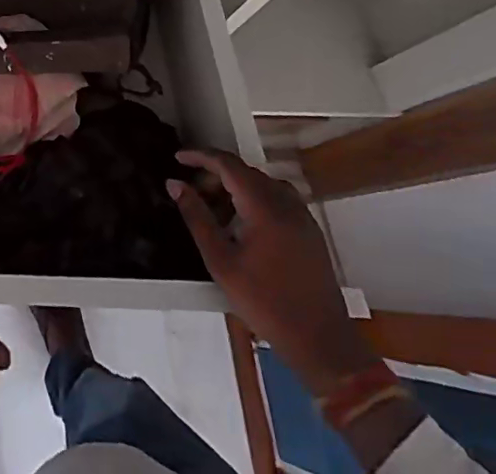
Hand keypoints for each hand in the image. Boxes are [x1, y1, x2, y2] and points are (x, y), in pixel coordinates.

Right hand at [167, 149, 378, 396]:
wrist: (320, 340)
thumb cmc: (264, 301)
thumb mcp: (220, 261)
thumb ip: (197, 217)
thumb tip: (175, 185)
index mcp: (265, 207)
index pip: (228, 165)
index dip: (201, 156)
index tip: (178, 157)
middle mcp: (287, 204)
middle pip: (246, 172)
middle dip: (215, 175)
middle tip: (193, 194)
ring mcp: (303, 217)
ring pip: (263, 185)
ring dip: (236, 188)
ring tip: (216, 211)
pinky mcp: (310, 232)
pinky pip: (279, 200)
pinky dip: (255, 200)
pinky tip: (242, 225)